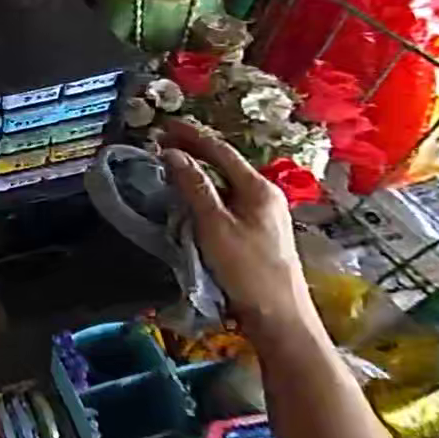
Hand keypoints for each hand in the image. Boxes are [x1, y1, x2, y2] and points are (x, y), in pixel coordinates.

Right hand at [157, 120, 317, 343]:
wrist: (277, 313)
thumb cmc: (246, 267)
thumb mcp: (214, 224)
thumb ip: (193, 186)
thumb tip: (171, 153)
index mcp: (258, 188)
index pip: (220, 151)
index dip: (191, 135)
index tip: (163, 124)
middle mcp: (263, 194)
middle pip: (224, 161)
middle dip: (193, 147)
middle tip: (160, 137)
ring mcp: (261, 211)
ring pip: (224, 178)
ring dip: (196, 165)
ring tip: (169, 158)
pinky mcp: (254, 226)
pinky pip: (225, 193)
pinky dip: (203, 183)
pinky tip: (188, 187)